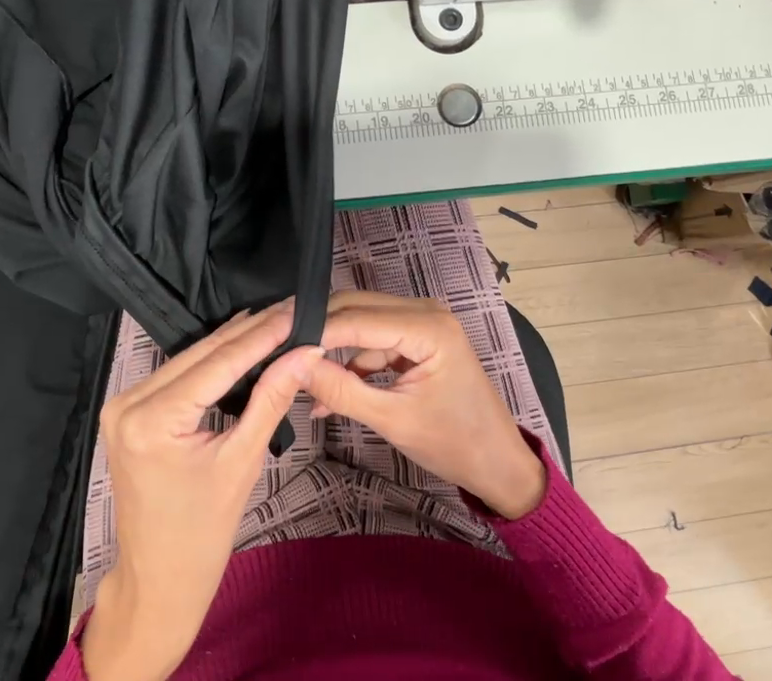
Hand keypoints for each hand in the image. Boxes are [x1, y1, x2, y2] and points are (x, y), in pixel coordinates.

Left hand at [81, 301, 321, 680]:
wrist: (158, 578)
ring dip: (231, 342)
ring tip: (274, 321)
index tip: (296, 311)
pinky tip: (240, 345)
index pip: (217, 364)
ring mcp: (122, 404)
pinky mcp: (127, 410)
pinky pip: (176, 375)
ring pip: (188, 360)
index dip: (262, 336)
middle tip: (291, 309)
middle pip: (200, 355)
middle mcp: (128, 402)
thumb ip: (271, 400)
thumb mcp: (242, 462)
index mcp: (151, 420)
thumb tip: (304, 353)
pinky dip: (210, 362)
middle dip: (249, 332)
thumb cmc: (203, 532)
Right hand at [300, 290, 546, 519]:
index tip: (275, 345)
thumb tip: (295, 367)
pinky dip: (351, 362)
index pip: (356, 317)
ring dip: (331, 346)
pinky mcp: (416, 340)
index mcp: (428, 327)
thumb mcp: (392, 419)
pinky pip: (373, 340)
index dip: (314, 330)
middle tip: (276, 349)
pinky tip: (325, 390)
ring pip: (361, 322)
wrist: (497, 463)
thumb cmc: (454, 443)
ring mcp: (422, 323)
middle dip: (318, 330)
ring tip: (295, 371)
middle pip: (356, 308)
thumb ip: (342, 390)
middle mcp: (425, 312)